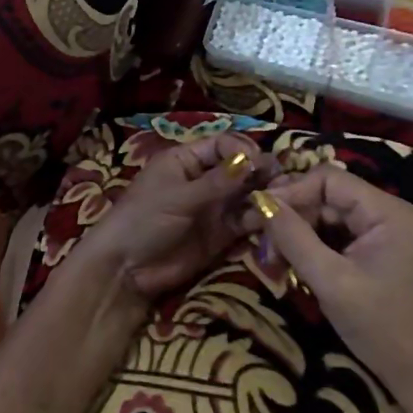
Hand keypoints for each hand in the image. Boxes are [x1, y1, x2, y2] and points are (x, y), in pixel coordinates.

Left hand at [68, 133, 276, 301]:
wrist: (126, 268)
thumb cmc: (143, 221)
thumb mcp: (178, 197)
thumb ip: (216, 182)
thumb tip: (252, 159)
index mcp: (184, 160)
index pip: (222, 144)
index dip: (243, 151)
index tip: (259, 164)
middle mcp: (202, 179)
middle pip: (240, 168)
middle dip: (261, 172)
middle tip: (282, 182)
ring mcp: (213, 206)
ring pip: (248, 194)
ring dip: (266, 195)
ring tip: (285, 200)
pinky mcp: (221, 233)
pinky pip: (247, 220)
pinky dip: (261, 218)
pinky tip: (273, 219)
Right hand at [258, 165, 412, 394]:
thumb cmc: (380, 326)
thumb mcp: (329, 280)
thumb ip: (293, 236)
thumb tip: (259, 201)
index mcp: (392, 215)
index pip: (330, 180)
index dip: (290, 191)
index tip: (258, 213)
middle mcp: (395, 215)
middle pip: (328, 198)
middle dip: (291, 217)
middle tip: (259, 242)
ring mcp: (391, 234)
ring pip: (330, 217)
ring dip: (298, 234)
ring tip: (272, 260)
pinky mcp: (384, 252)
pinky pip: (340, 235)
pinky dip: (313, 246)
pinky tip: (292, 264)